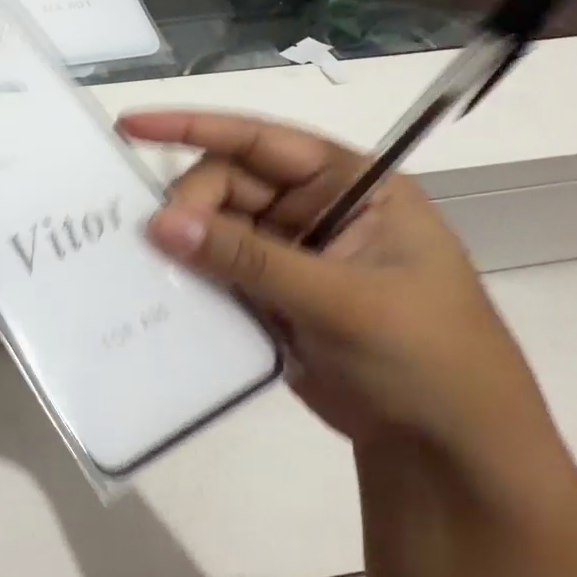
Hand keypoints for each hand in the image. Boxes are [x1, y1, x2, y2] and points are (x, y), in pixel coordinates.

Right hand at [118, 110, 554, 461]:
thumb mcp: (342, 300)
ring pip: (212, 227)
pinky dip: (184, 274)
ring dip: (180, 240)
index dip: (194, 127)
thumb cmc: (426, 358)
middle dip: (188, 203)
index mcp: (353, 188)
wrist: (446, 451)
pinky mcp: (266, 295)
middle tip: (157, 239)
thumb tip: (158, 223)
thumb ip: (247, 258)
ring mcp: (289, 254)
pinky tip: (155, 283)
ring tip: (141, 258)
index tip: (130, 125)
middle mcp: (316, 210)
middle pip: (226, 184)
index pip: (263, 141)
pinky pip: (211, 269)